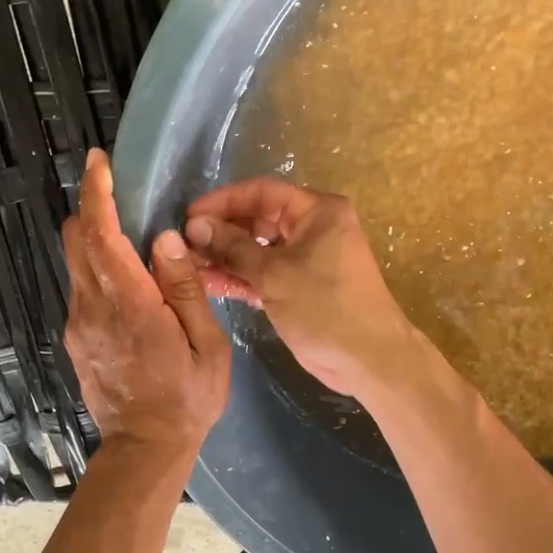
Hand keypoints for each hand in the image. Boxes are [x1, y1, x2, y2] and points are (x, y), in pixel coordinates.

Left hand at [63, 149, 229, 458]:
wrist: (145, 448)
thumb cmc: (188, 399)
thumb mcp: (207, 345)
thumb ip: (185, 289)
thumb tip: (166, 239)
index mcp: (130, 306)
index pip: (101, 236)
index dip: (96, 194)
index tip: (98, 162)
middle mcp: (93, 309)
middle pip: (76, 241)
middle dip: (93, 211)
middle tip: (123, 199)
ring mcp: (79, 326)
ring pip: (77, 265)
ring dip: (98, 245)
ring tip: (137, 252)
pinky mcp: (76, 340)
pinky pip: (82, 291)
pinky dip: (99, 274)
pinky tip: (131, 292)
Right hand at [184, 178, 416, 397]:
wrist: (368, 360)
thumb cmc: (325, 308)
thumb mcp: (274, 274)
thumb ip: (232, 248)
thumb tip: (194, 226)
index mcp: (318, 212)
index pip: (262, 192)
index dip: (223, 202)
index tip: (189, 217)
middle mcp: (314, 229)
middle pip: (258, 221)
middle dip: (221, 233)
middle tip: (184, 247)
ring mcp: (308, 261)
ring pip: (259, 251)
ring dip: (226, 259)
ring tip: (189, 268)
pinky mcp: (301, 289)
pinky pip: (266, 275)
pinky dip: (241, 279)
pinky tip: (208, 285)